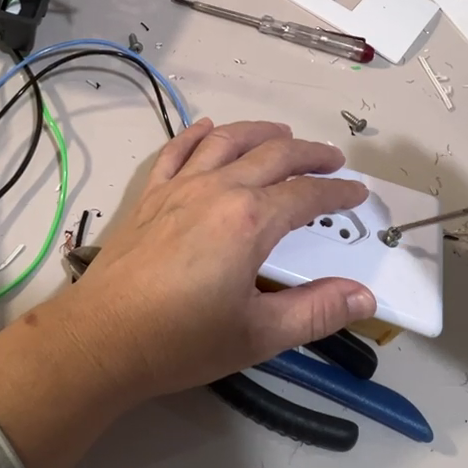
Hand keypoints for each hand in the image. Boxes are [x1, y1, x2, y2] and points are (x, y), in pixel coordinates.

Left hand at [63, 118, 376, 396]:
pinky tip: (207, 128)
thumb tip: (363, 295)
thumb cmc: (182, 340)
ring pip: (226, 141)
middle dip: (308, 153)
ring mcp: (180, 186)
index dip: (336, 191)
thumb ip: (315, 312)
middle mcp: (218, 189)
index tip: (356, 192)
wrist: (104, 336)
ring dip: (259, 132)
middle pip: (272, 155)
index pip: (306, 194)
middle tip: (332, 158)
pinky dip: (196, 134)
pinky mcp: (151, 194)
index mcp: (250, 220)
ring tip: (282, 133)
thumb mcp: (259, 335)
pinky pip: (176, 150)